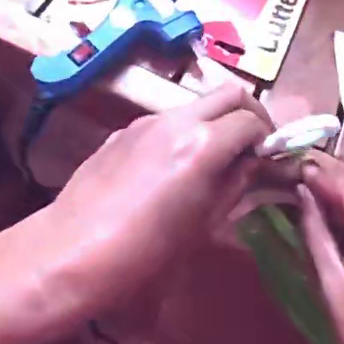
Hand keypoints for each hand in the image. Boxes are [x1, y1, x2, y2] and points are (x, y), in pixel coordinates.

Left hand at [35, 84, 272, 316]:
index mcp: (202, 143)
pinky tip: (171, 169)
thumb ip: (236, 184)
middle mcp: (175, 119)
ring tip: (212, 162)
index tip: (270, 160)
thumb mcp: (204, 223)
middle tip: (251, 149)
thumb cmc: (146, 250)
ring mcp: (144, 121)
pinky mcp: (121, 131)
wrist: (73, 249)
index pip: (252, 120)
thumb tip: (256, 164)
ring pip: (194, 104)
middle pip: (228, 93)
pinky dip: (183, 131)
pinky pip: (164, 120)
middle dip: (247, 115)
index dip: (268, 138)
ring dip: (213, 121)